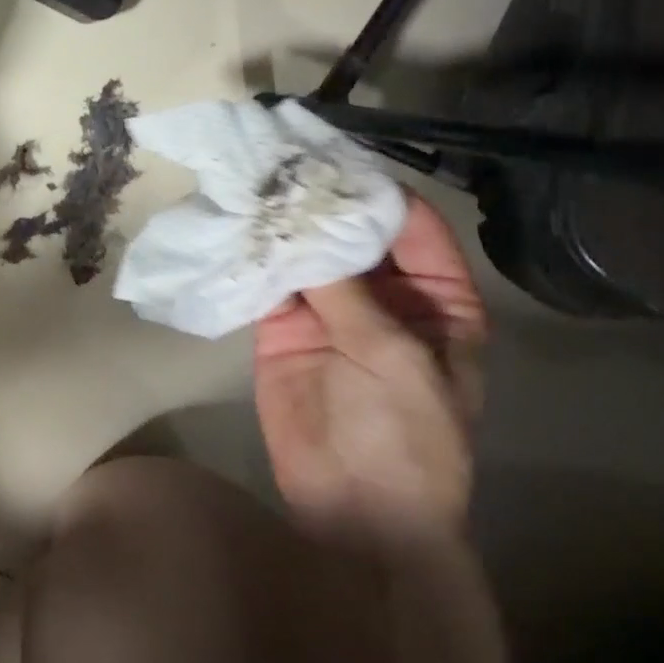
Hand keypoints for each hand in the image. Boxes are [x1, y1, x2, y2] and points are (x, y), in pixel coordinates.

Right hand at [253, 192, 486, 538]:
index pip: (410, 229)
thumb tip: (305, 227)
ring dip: (279, 230)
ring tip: (244, 189)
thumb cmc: (404, 433)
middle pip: (350, 237)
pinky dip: (248, 261)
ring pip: (303, 257)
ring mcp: (327, 312)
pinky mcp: (279, 328)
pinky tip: (227, 233)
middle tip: (275, 165)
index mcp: (436, 300)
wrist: (356, 503)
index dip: (375, 194)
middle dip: (318, 206)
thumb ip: (349, 291)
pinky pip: (265, 284)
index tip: (331, 159)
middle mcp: (382, 296)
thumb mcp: (393, 356)